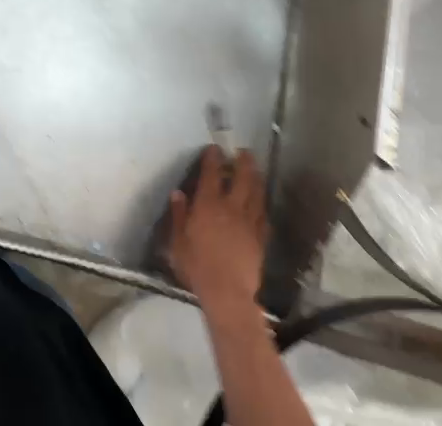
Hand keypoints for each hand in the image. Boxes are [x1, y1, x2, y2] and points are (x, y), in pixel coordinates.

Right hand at [165, 146, 269, 311]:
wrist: (227, 292)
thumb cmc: (196, 266)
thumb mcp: (178, 241)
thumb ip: (179, 215)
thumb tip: (179, 193)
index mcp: (208, 205)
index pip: (212, 174)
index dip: (213, 159)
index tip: (214, 149)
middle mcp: (231, 208)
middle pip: (241, 179)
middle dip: (243, 162)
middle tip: (244, 152)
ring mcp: (249, 223)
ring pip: (256, 194)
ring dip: (256, 179)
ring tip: (256, 170)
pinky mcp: (260, 238)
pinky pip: (263, 216)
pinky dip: (261, 205)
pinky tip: (261, 203)